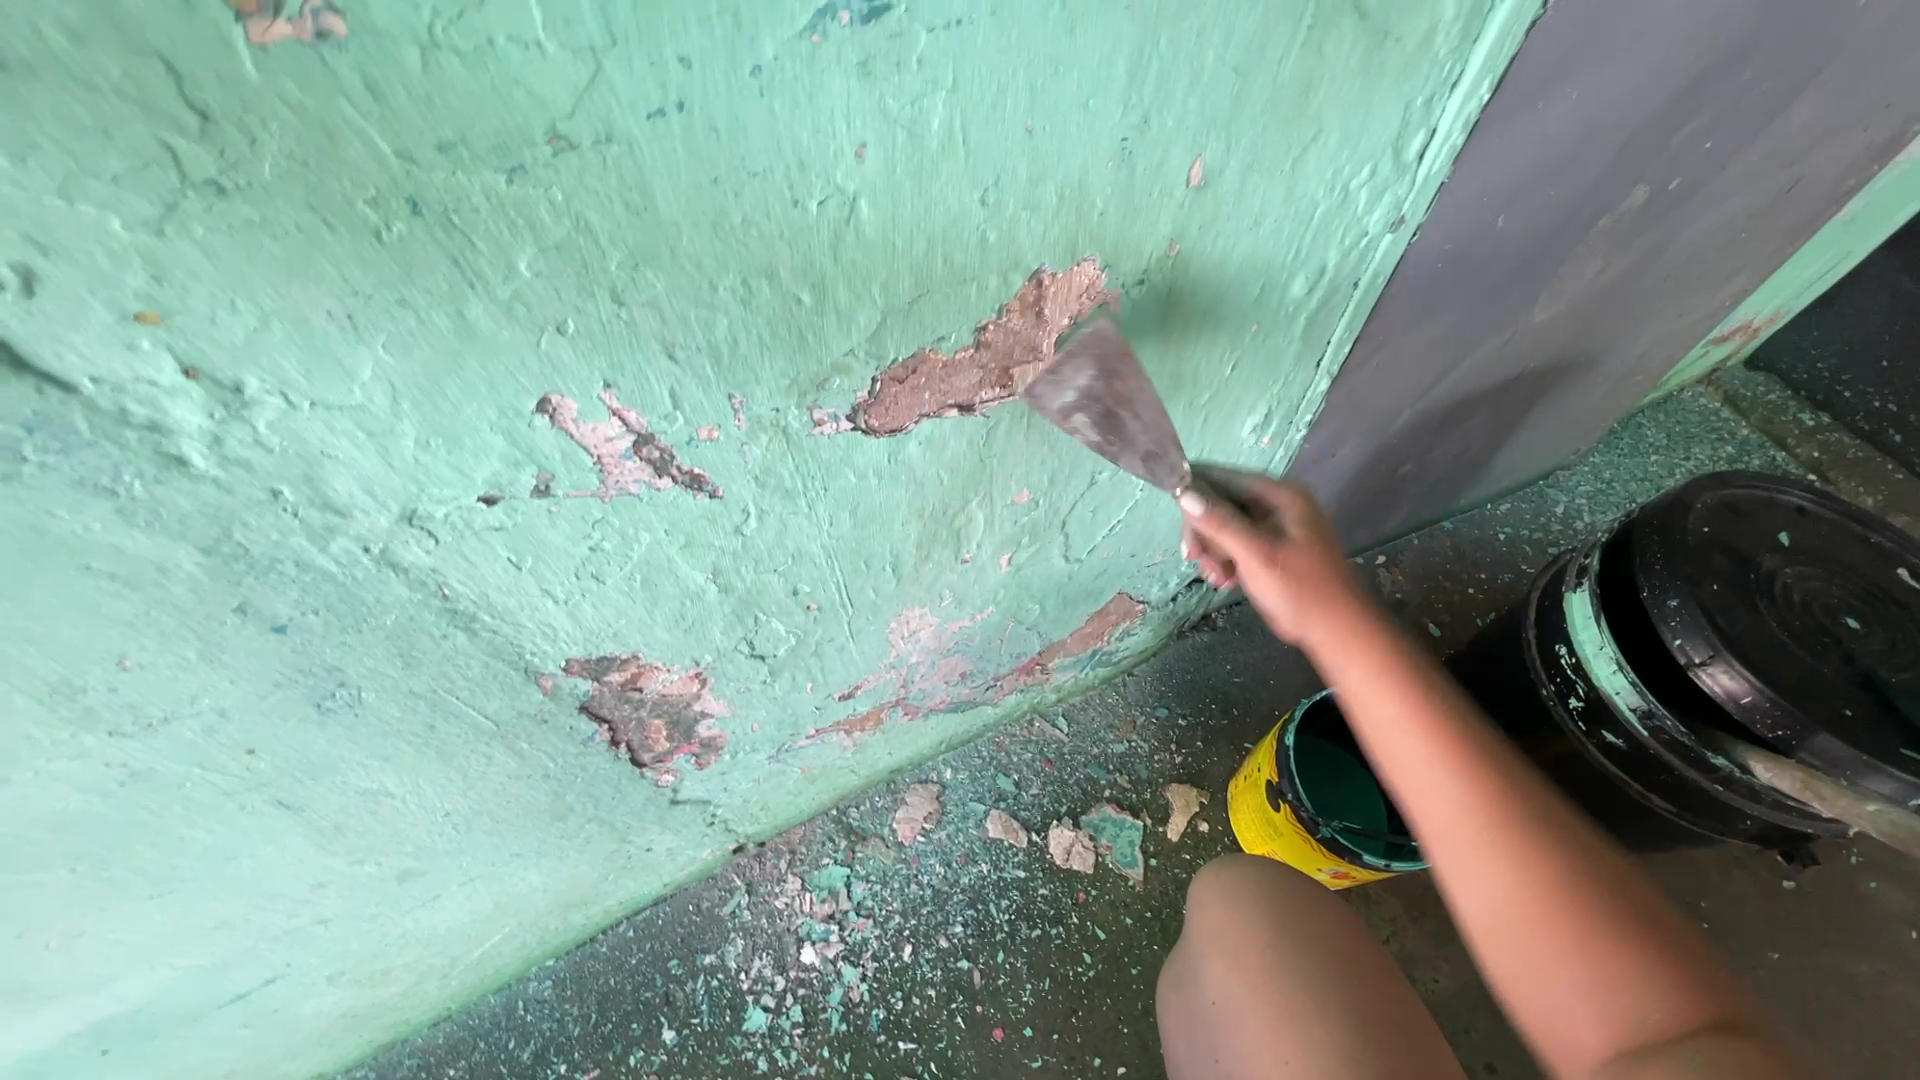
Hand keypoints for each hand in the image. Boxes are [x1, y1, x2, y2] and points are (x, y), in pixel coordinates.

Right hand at [1178, 473, 1366, 647]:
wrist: (1336, 631)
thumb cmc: (1300, 590)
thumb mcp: (1255, 554)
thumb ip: (1219, 522)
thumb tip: (1183, 493)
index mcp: (1279, 495)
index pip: (1223, 478)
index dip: (1195, 494)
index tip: (1179, 522)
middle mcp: (1276, 504)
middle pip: (1220, 503)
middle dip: (1204, 532)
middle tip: (1197, 560)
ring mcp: (1273, 526)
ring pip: (1223, 526)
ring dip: (1212, 551)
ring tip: (1216, 577)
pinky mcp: (1269, 547)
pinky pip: (1234, 544)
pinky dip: (1224, 560)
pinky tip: (1224, 581)